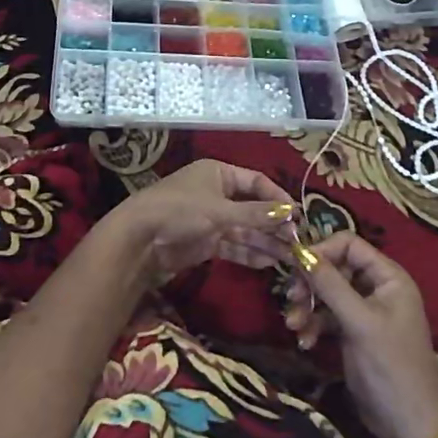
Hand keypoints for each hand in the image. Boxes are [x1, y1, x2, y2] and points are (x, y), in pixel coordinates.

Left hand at [99, 159, 297, 283]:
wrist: (140, 238)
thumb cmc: (179, 211)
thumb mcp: (220, 210)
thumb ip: (256, 214)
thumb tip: (290, 213)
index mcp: (218, 173)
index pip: (256, 182)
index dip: (277, 198)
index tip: (297, 217)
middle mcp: (216, 193)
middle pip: (252, 207)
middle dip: (273, 224)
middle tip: (296, 243)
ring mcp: (210, 218)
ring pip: (245, 229)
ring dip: (265, 242)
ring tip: (290, 257)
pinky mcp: (205, 241)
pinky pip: (233, 245)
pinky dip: (250, 253)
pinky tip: (269, 263)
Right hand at [285, 232, 437, 437]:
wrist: (409, 424)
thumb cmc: (391, 366)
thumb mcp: (360, 323)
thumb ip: (330, 285)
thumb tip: (300, 252)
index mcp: (389, 278)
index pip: (349, 244)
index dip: (321, 251)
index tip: (296, 267)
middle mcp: (377, 288)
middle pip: (333, 266)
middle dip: (310, 283)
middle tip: (291, 298)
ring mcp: (364, 310)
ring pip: (325, 291)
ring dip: (306, 306)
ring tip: (294, 326)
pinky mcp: (352, 331)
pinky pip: (325, 315)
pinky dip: (313, 324)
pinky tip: (305, 342)